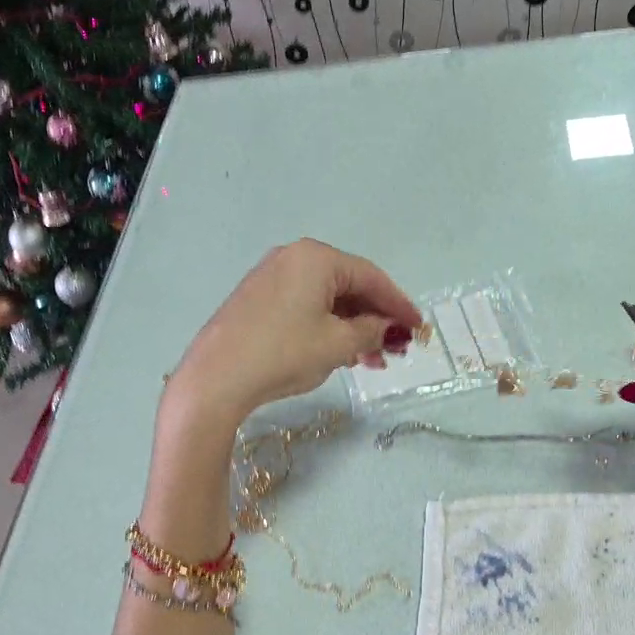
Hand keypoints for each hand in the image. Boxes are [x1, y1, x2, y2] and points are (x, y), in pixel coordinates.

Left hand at [168, 239, 421, 428]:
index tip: (418, 327)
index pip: (371, 277)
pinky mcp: (256, 300)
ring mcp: (270, 277)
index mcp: (316, 258)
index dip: (398, 304)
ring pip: (325, 299)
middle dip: (375, 319)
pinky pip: (304, 307)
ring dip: (352, 327)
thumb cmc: (284, 353)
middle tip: (395, 350)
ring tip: (370, 361)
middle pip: (348, 285)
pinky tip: (338, 353)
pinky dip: (326, 327)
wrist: (217, 377)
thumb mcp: (337, 344)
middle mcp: (293, 257)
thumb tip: (386, 328)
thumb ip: (370, 331)